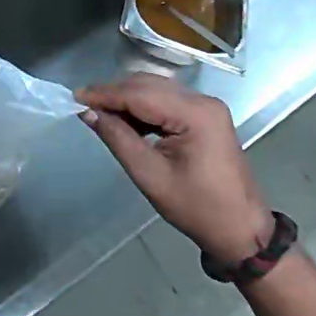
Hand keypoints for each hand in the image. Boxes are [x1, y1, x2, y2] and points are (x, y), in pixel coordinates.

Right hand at [75, 74, 272, 266]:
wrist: (241, 229)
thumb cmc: (196, 207)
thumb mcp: (149, 174)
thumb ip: (117, 137)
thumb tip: (87, 112)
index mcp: (195, 114)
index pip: (140, 94)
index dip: (104, 94)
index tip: (74, 98)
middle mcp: (203, 101)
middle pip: (148, 85)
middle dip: (113, 93)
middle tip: (83, 106)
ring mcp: (206, 107)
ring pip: (155, 89)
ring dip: (126, 99)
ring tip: (100, 114)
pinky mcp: (204, 116)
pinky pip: (165, 101)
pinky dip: (142, 107)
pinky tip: (125, 121)